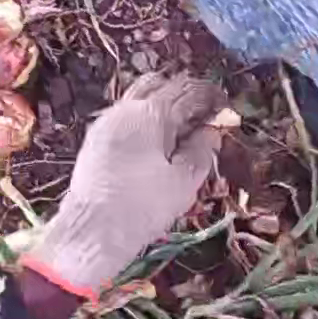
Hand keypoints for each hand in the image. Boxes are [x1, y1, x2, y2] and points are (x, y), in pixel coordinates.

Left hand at [23, 74, 225, 297]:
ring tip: (176, 132)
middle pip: (157, 86)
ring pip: (137, 101)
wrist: (93, 232)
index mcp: (151, 113)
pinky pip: (124, 120)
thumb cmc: (143, 207)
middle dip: (181, 95)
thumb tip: (210, 133)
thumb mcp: (183, 182)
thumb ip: (200, 152)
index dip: (210, 98)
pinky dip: (142, 124)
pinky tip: (151, 145)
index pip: (187, 92)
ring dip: (159, 109)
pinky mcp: (94, 143)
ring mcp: (105, 125)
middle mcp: (125, 110)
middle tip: (200, 115)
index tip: (224, 108)